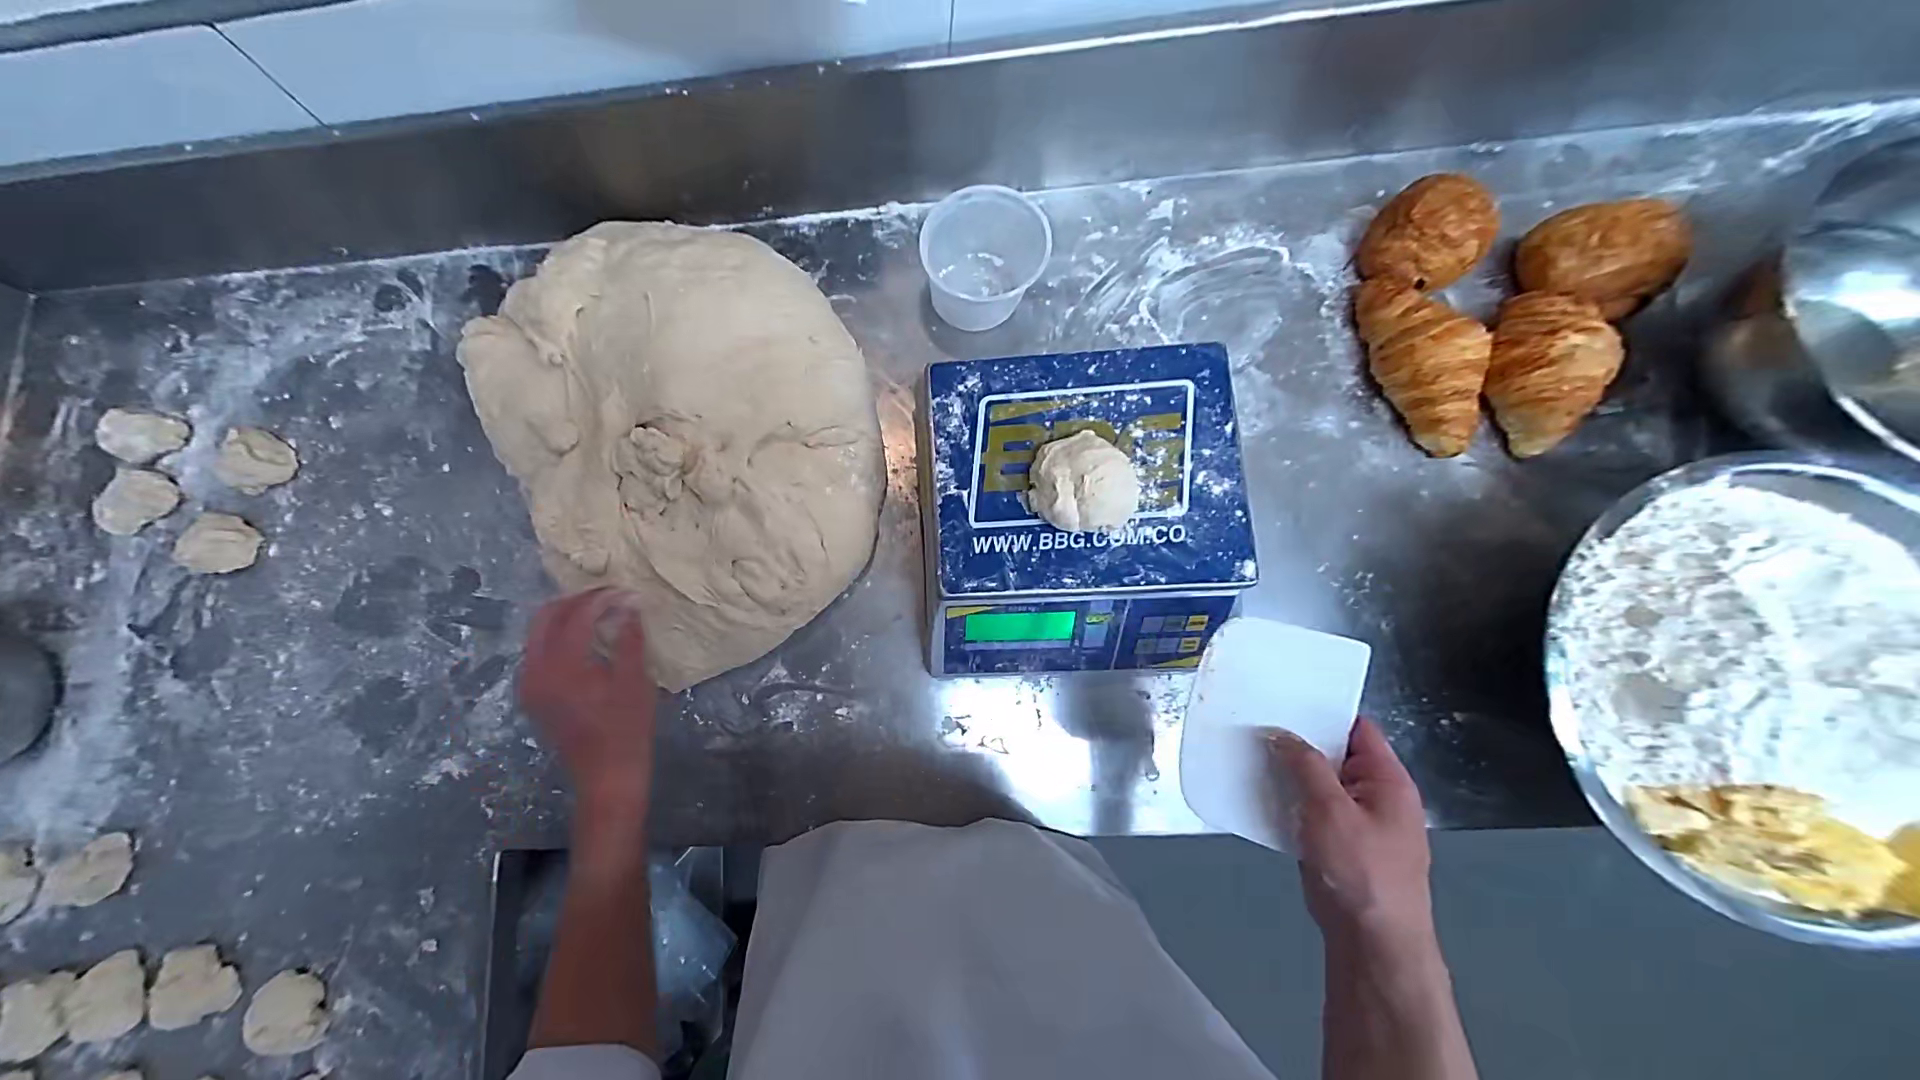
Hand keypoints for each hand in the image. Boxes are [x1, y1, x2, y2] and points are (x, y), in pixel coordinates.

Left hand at [520, 590, 657, 822]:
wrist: (606, 775)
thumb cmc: (627, 729)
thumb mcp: (636, 680)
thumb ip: (630, 639)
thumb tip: (630, 604)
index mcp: (561, 667)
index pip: (576, 615)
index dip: (602, 598)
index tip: (628, 592)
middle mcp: (535, 671)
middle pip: (546, 617)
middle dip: (578, 600)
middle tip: (611, 596)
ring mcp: (529, 684)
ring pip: (539, 632)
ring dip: (567, 616)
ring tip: (602, 612)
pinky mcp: (532, 694)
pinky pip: (539, 651)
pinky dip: (560, 636)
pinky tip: (587, 638)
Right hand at [1269, 718, 1434, 956]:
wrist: (1372, 943)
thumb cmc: (1360, 871)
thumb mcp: (1330, 809)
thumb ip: (1305, 764)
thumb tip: (1281, 733)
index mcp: (1387, 780)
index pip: (1357, 728)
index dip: (1322, 711)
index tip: (1283, 698)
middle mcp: (1376, 795)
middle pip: (1334, 754)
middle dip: (1298, 740)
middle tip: (1257, 722)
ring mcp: (1357, 821)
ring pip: (1318, 782)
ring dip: (1289, 771)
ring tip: (1250, 751)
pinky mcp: (1337, 842)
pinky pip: (1310, 808)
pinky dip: (1288, 798)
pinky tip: (1259, 791)